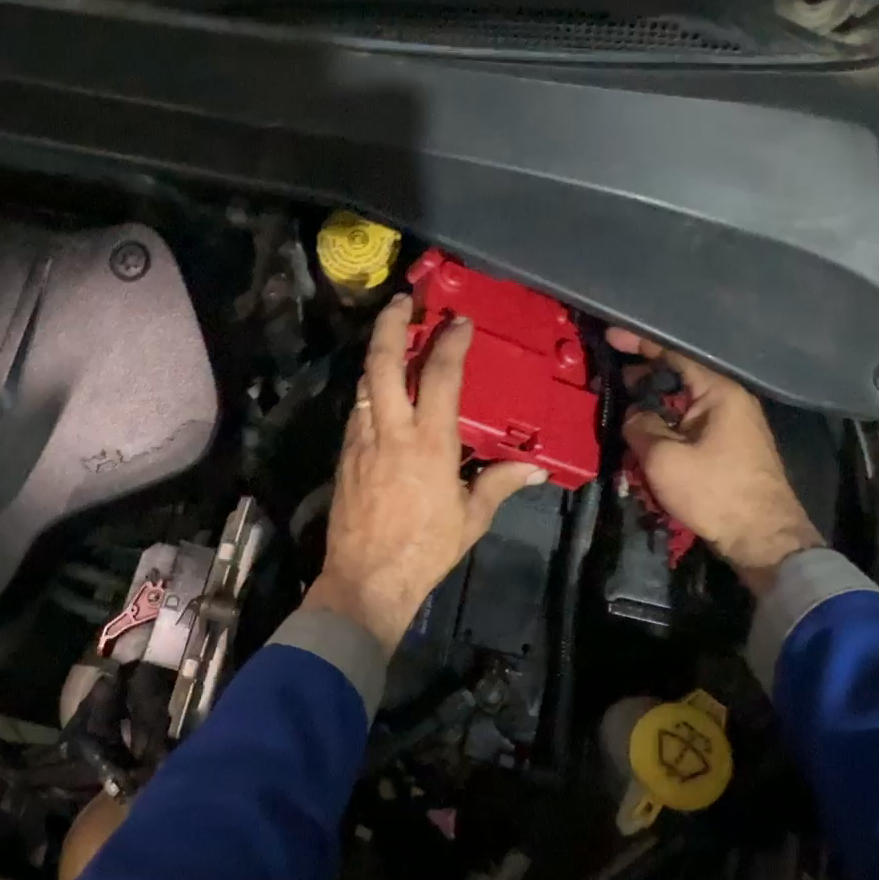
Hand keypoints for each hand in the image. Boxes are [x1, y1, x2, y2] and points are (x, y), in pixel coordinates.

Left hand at [308, 295, 547, 650]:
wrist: (366, 579)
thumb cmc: (425, 549)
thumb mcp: (471, 518)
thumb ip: (500, 483)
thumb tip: (534, 469)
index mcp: (429, 442)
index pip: (440, 376)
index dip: (450, 342)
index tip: (459, 322)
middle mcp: (391, 430)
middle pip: (383, 362)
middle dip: (391, 323)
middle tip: (403, 300)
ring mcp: (361, 440)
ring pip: (365, 383)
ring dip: (378, 355)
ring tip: (393, 339)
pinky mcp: (344, 455)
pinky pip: (357, 411)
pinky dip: (369, 392)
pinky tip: (380, 394)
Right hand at [607, 329, 822, 595]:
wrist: (763, 538)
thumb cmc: (714, 492)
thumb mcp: (662, 458)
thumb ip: (640, 426)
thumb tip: (634, 416)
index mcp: (719, 392)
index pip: (675, 354)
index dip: (639, 343)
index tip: (609, 336)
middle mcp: (729, 401)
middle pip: (679, 377)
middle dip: (643, 377)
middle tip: (608, 378)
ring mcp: (731, 425)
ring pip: (682, 403)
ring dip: (651, 405)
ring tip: (620, 407)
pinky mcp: (727, 447)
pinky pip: (689, 424)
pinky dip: (664, 424)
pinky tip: (643, 434)